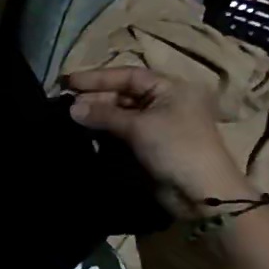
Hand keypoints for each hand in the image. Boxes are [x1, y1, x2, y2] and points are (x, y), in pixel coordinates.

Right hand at [65, 67, 255, 219]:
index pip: (129, 76)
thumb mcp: (138, 126)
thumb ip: (103, 114)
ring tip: (71, 117)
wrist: (201, 192)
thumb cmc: (176, 148)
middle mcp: (164, 102)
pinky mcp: (149, 144)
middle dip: (95, 98)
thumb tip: (71, 107)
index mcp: (171, 88)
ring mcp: (156, 124)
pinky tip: (85, 131)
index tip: (70, 82)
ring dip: (97, 114)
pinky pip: (122, 131)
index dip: (98, 77)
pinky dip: (104, 129)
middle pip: (123, 94)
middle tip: (66, 103)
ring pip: (120, 113)